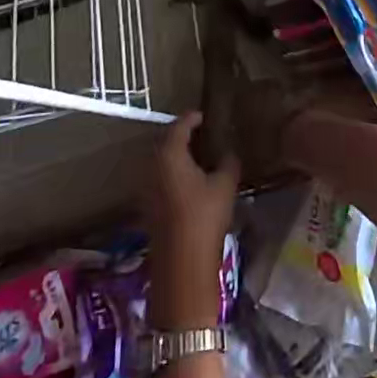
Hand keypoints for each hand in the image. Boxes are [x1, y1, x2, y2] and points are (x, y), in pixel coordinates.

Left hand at [144, 112, 238, 329]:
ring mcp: (146, 185)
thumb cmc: (204, 215)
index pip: (180, 125)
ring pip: (162, 161)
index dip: (193, 118)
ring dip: (178, 155)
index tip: (205, 116)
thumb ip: (228, 162)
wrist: (182, 261)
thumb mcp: (224, 185)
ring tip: (200, 156)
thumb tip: (229, 152)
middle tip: (204, 134)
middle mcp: (152, 164)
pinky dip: (174, 172)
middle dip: (183, 136)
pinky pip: (160, 177)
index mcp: (169, 153)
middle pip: (166, 141)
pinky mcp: (147, 203)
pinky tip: (191, 180)